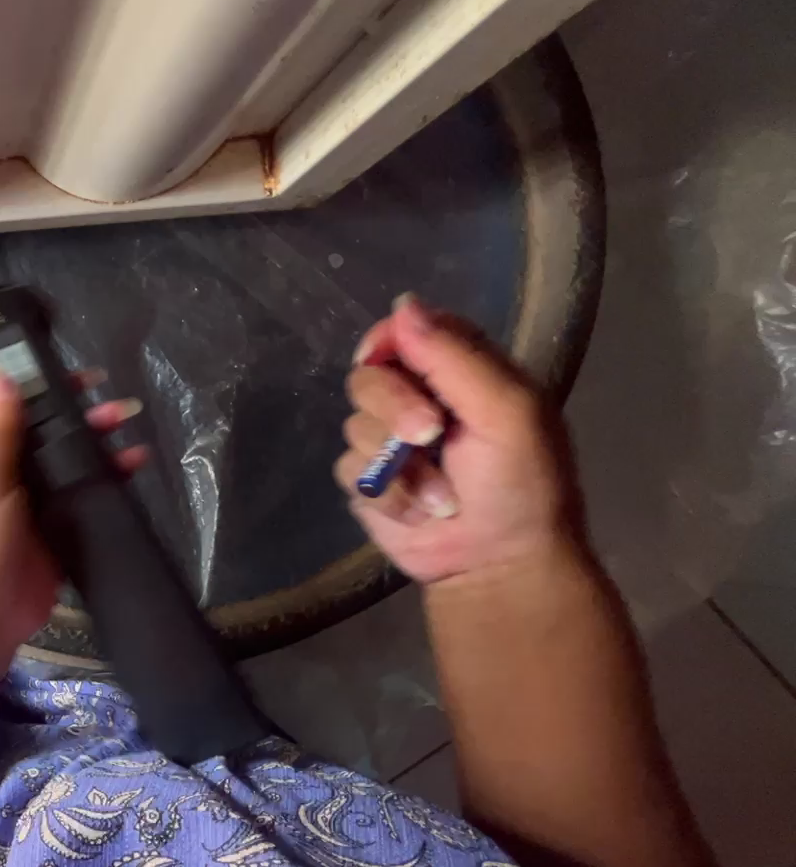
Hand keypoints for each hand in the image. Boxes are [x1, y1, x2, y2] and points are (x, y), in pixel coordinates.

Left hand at [0, 369, 144, 679]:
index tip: (25, 352)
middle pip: (15, 418)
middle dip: (51, 397)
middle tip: (92, 382)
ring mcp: (14, 496)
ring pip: (49, 449)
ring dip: (83, 430)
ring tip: (122, 414)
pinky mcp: (44, 522)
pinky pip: (72, 487)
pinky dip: (101, 470)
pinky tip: (132, 460)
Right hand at [335, 295, 583, 586]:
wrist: (494, 561)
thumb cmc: (520, 485)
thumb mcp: (504, 412)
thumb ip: (454, 358)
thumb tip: (402, 304)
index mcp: (463, 376)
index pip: (409, 334)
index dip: (388, 341)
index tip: (381, 356)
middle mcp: (421, 402)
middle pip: (368, 378)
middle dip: (391, 408)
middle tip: (425, 436)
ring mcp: (388, 443)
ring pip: (352, 426)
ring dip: (394, 463)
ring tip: (436, 493)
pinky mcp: (365, 480)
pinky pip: (346, 469)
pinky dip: (382, 492)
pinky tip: (414, 510)